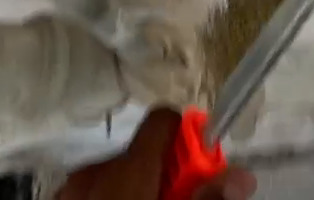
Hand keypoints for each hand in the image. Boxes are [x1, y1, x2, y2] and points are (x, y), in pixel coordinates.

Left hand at [55, 109, 257, 199]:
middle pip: (143, 152)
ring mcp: (70, 192)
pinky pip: (94, 192)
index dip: (187, 139)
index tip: (201, 170)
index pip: (163, 121)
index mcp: (127, 170)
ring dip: (139, 191)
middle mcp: (95, 171)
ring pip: (118, 173)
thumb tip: (243, 176)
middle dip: (166, 175)